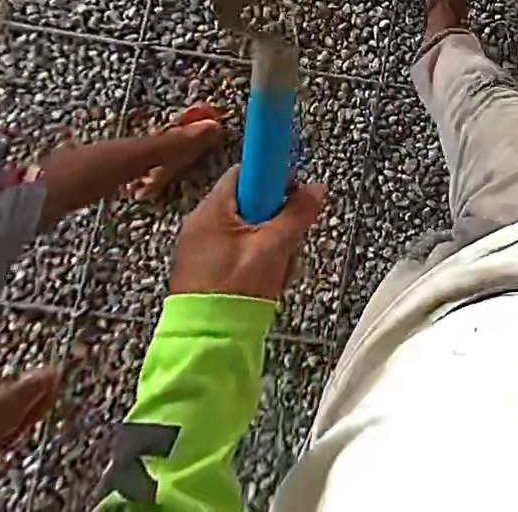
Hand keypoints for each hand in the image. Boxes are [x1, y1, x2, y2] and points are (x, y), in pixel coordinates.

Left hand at [169, 165, 326, 298]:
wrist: (207, 346)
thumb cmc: (237, 289)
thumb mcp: (275, 246)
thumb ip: (298, 212)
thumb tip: (317, 187)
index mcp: (211, 212)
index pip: (244, 171)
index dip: (272, 175)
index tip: (293, 191)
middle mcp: (200, 224)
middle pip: (249, 201)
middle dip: (276, 216)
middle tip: (289, 235)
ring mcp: (200, 248)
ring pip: (248, 227)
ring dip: (270, 240)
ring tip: (278, 264)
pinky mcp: (205, 269)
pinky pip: (239, 248)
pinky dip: (257, 256)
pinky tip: (267, 277)